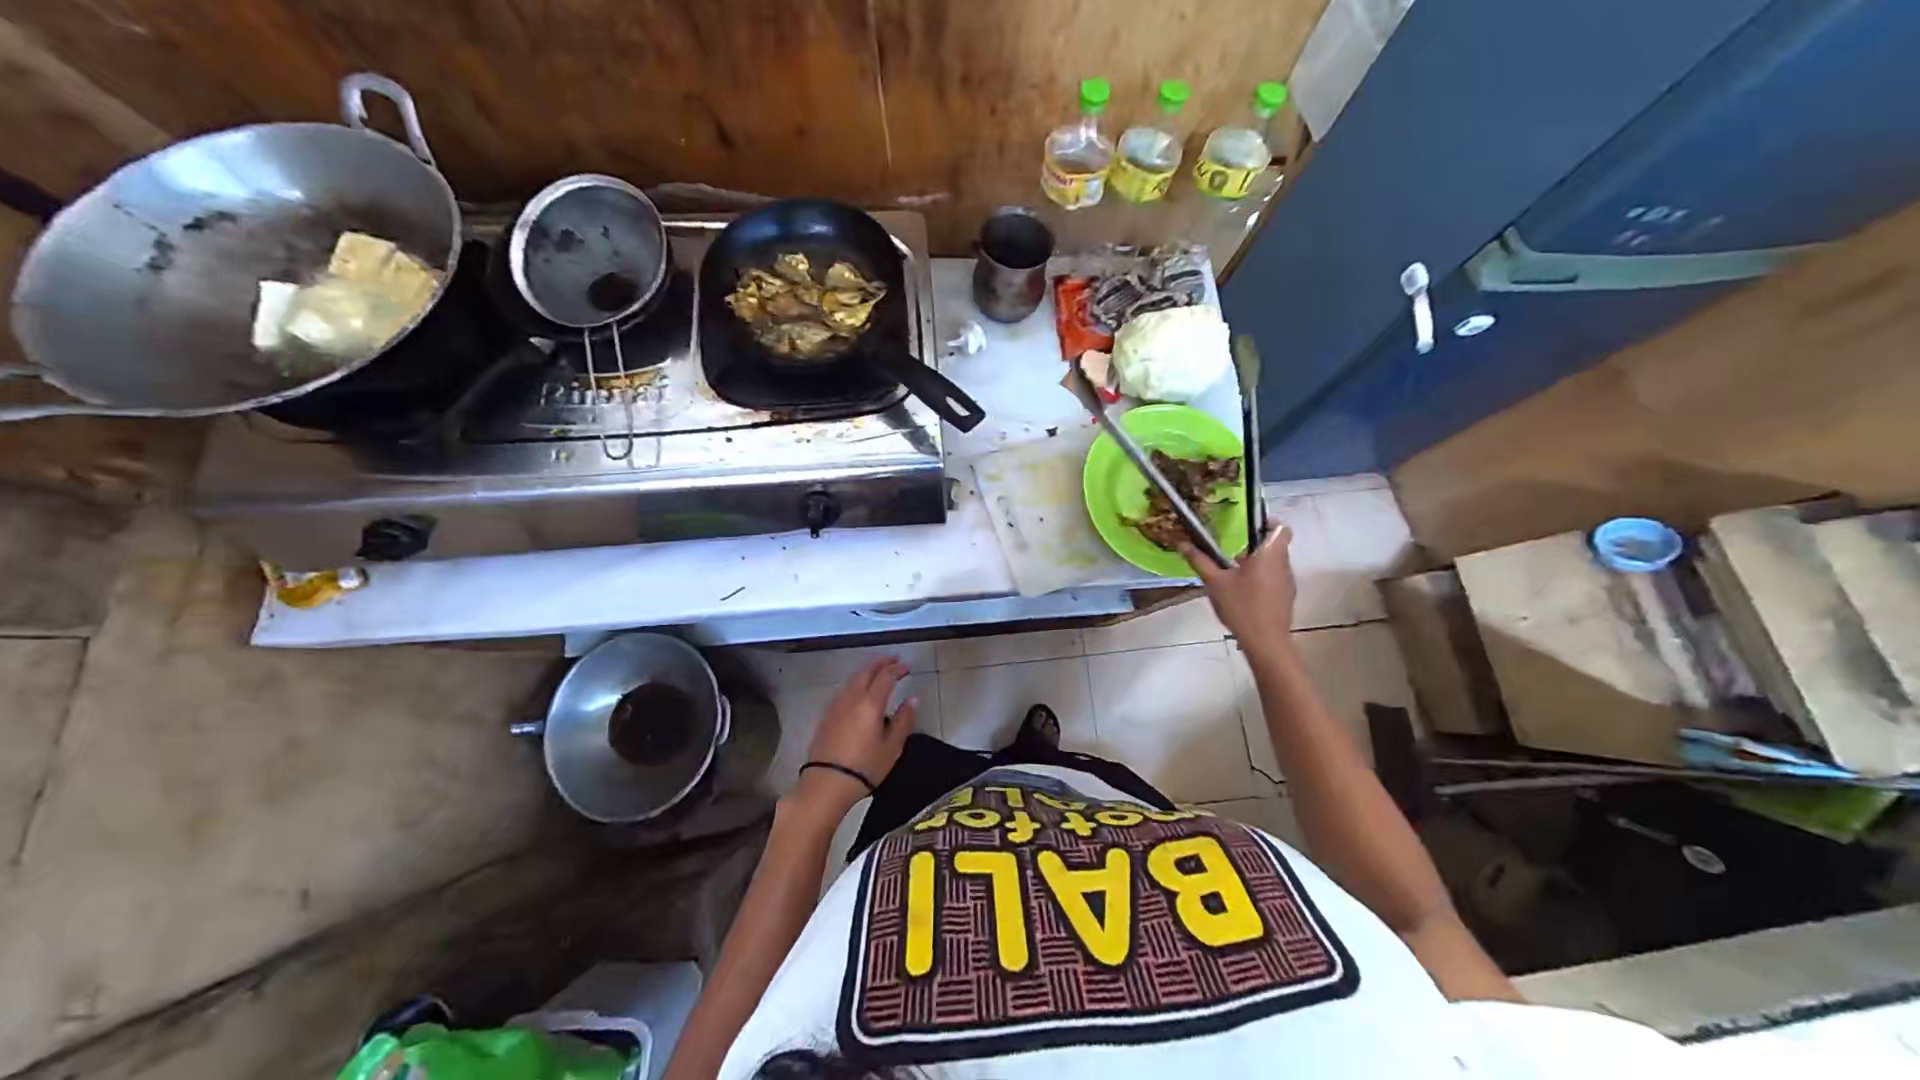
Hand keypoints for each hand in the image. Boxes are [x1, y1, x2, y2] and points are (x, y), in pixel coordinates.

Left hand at [793, 657, 916, 812]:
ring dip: (866, 671)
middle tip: (893, 660)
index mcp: (870, 703)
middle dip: (880, 663)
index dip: (897, 668)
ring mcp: (835, 706)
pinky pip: (843, 690)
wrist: (826, 784)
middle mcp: (851, 699)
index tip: (907, 666)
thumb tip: (912, 700)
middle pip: (865, 672)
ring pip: (852, 679)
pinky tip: (858, 691)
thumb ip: (903, 720)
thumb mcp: (892, 747)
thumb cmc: (865, 768)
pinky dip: (855, 683)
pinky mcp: (826, 716)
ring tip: (877, 672)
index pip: (885, 677)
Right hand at [1181, 525, 1296, 648]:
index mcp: (1270, 554)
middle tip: (1232, 550)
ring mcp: (1288, 581)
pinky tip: (1243, 591)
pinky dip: (1262, 578)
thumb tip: (1182, 544)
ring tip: (1234, 571)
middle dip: (1255, 544)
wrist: (1265, 641)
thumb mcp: (1215, 582)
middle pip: (1275, 545)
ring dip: (1258, 562)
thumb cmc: (1241, 606)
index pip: (1279, 528)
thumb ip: (1200, 560)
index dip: (1267, 523)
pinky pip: (1275, 578)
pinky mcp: (1286, 597)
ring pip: (1275, 562)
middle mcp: (1284, 564)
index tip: (1248, 527)